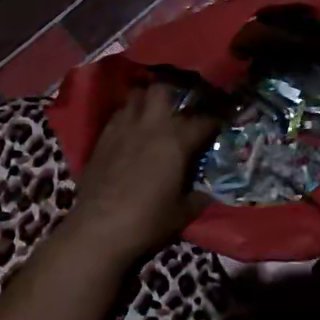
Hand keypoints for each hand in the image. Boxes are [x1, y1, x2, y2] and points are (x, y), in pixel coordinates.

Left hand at [65, 83, 220, 257]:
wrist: (98, 228)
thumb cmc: (147, 221)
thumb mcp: (182, 213)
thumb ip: (198, 198)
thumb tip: (207, 193)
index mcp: (176, 141)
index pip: (203, 120)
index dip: (215, 120)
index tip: (220, 123)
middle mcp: (150, 125)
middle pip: (162, 90)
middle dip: (173, 95)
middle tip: (181, 111)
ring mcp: (123, 128)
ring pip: (136, 96)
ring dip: (148, 101)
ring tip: (154, 115)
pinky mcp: (102, 138)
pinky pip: (119, 114)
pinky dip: (128, 116)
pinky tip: (131, 132)